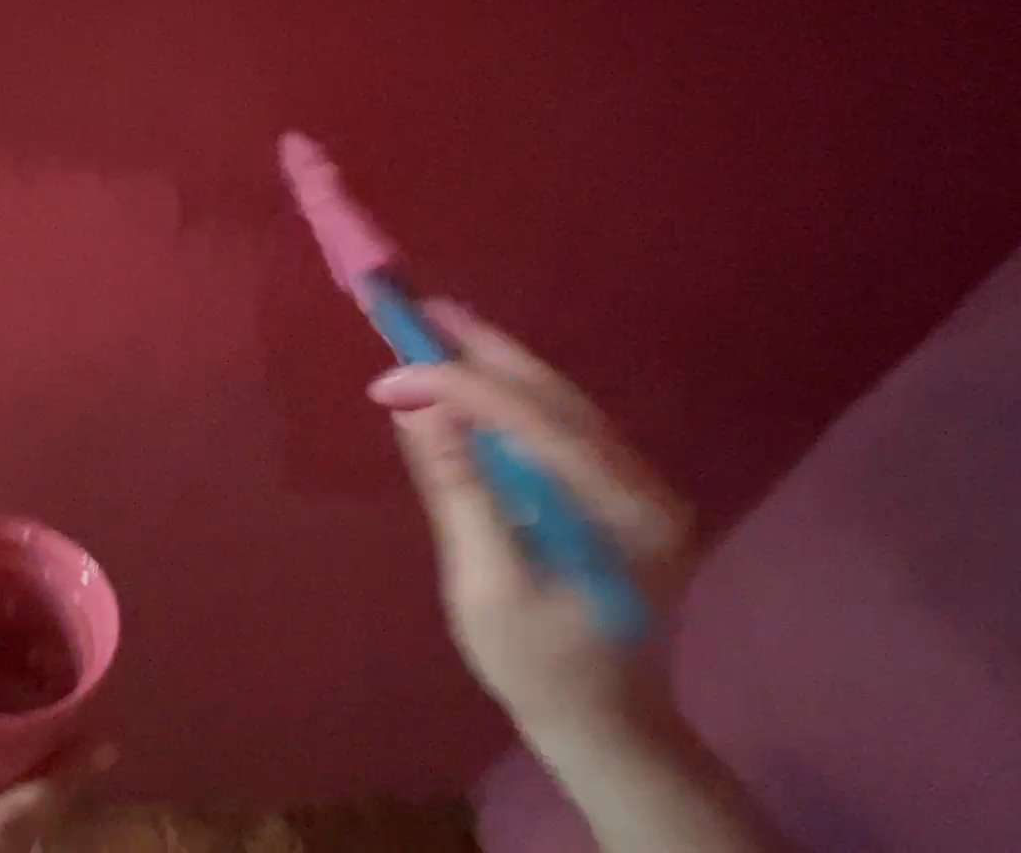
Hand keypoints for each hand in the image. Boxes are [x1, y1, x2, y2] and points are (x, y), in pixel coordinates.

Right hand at [366, 300, 691, 744]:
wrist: (605, 720)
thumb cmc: (538, 663)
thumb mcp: (486, 585)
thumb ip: (459, 490)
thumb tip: (416, 409)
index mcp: (624, 511)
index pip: (532, 422)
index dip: (456, 387)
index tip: (387, 378)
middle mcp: (642, 483)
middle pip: (554, 395)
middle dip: (482, 348)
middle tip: (420, 310)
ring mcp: (633, 485)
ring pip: (557, 402)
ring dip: (493, 362)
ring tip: (439, 327)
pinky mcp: (612, 490)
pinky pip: (555, 425)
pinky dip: (506, 394)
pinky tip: (473, 378)